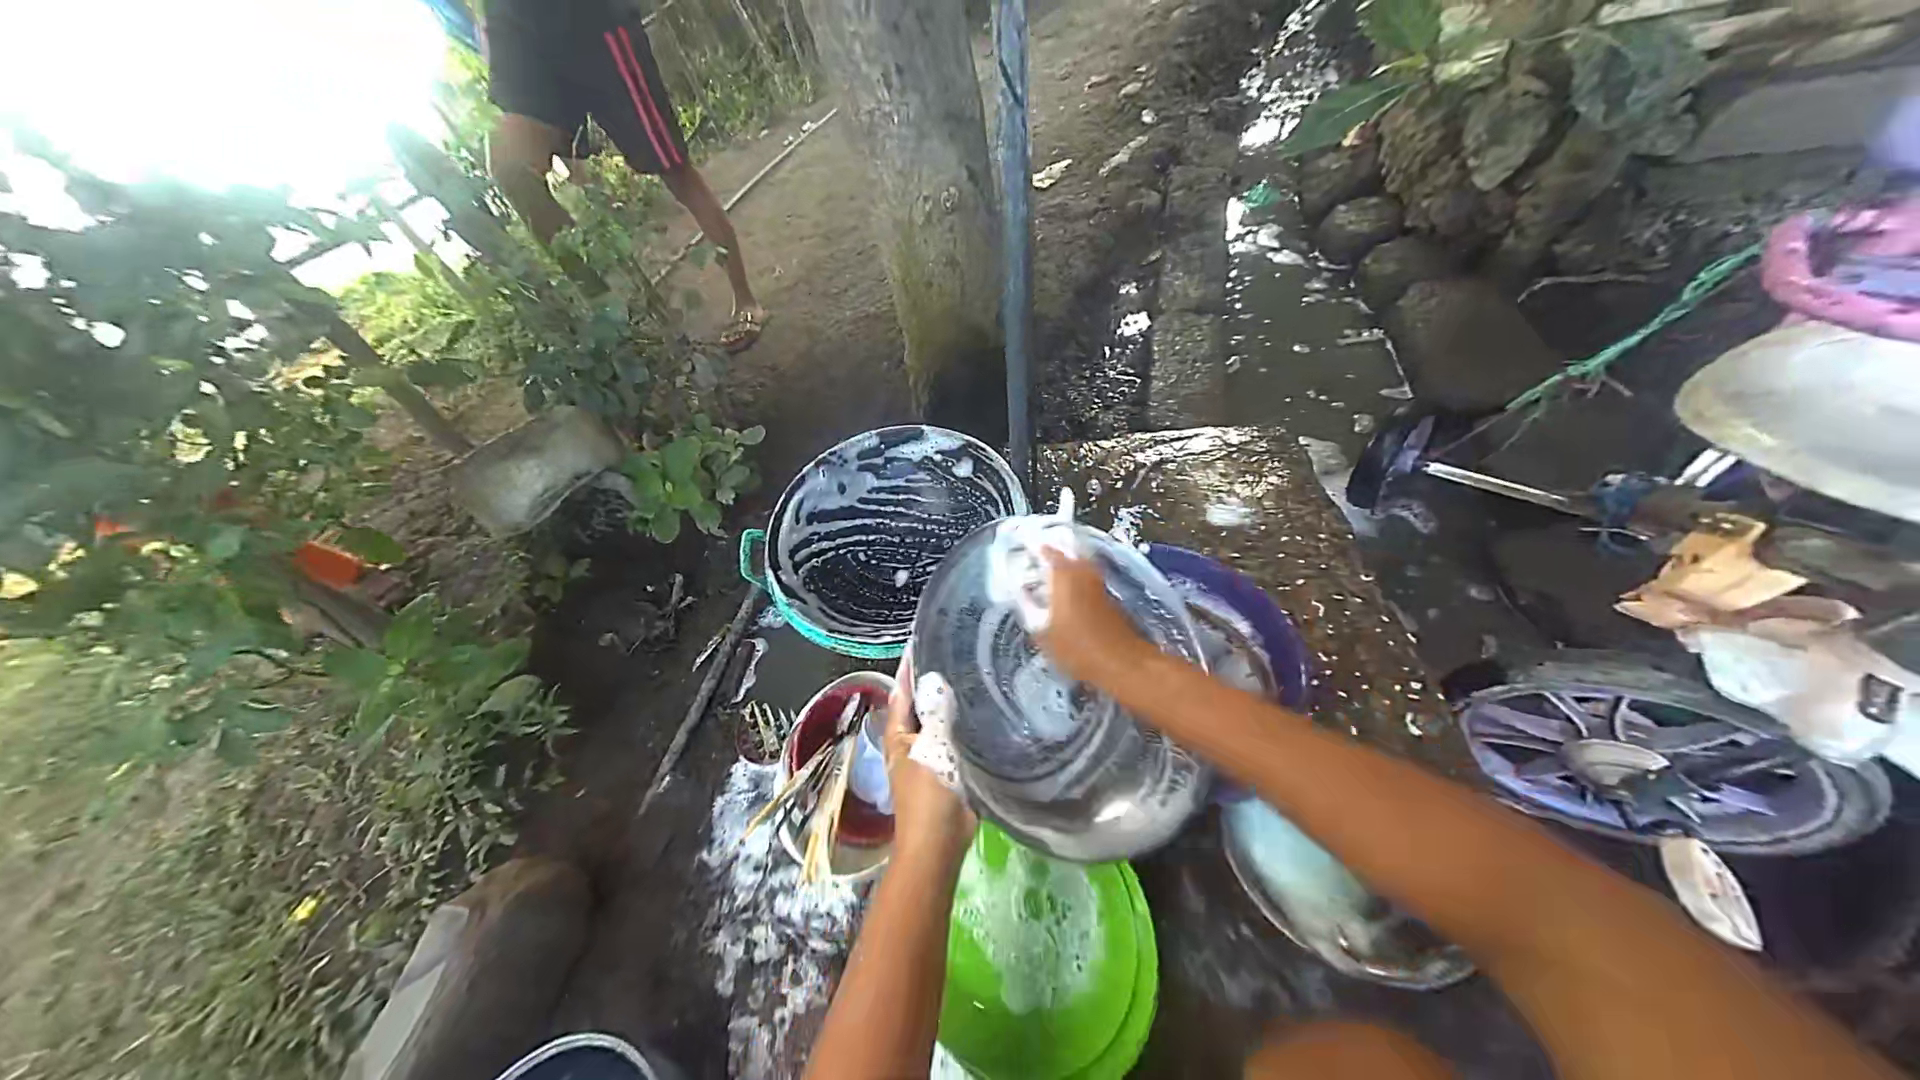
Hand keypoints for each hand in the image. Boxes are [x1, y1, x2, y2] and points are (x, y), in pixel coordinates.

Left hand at [883, 653, 974, 867]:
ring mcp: (932, 755)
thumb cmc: (929, 796)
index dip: (911, 666)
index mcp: (898, 734)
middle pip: (924, 703)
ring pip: (944, 720)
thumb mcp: (932, 750)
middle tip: (962, 649)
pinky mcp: (953, 768)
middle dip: (937, 680)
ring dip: (956, 701)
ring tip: (979, 672)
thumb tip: (939, 679)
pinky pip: (961, 737)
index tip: (925, 638)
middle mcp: (912, 741)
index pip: (903, 690)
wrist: (940, 845)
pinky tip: (990, 710)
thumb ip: (937, 714)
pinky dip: (970, 723)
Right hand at [1035, 547, 1154, 686]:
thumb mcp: (1044, 637)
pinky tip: (1075, 601)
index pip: (1051, 555)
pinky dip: (1084, 587)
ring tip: (1059, 581)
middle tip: (1047, 562)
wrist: (1124, 663)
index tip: (1034, 549)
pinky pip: (1093, 586)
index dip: (1042, 551)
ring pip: (1085, 571)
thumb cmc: (1079, 649)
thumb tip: (1026, 603)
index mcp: (1065, 578)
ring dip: (1074, 571)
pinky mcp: (1114, 602)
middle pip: (1072, 558)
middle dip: (1060, 558)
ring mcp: (1101, 588)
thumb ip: (1032, 616)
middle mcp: (1085, 576)